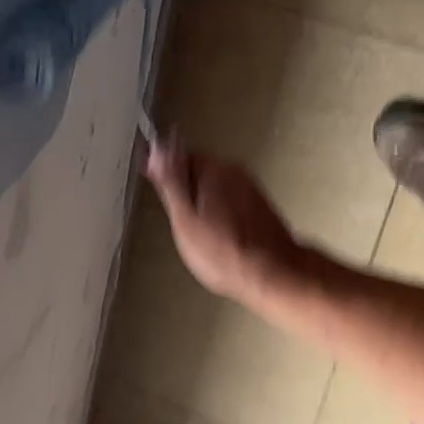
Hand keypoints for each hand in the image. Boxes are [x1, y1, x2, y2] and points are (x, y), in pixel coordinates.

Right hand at [142, 135, 305, 301]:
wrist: (273, 274)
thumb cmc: (223, 251)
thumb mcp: (184, 219)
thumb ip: (170, 182)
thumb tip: (157, 149)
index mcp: (213, 168)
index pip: (178, 153)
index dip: (162, 167)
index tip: (150, 177)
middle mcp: (234, 170)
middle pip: (198, 169)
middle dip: (184, 186)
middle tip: (175, 214)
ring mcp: (250, 187)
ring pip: (215, 185)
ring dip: (202, 199)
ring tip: (196, 231)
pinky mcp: (260, 205)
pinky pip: (231, 199)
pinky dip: (220, 210)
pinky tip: (218, 236)